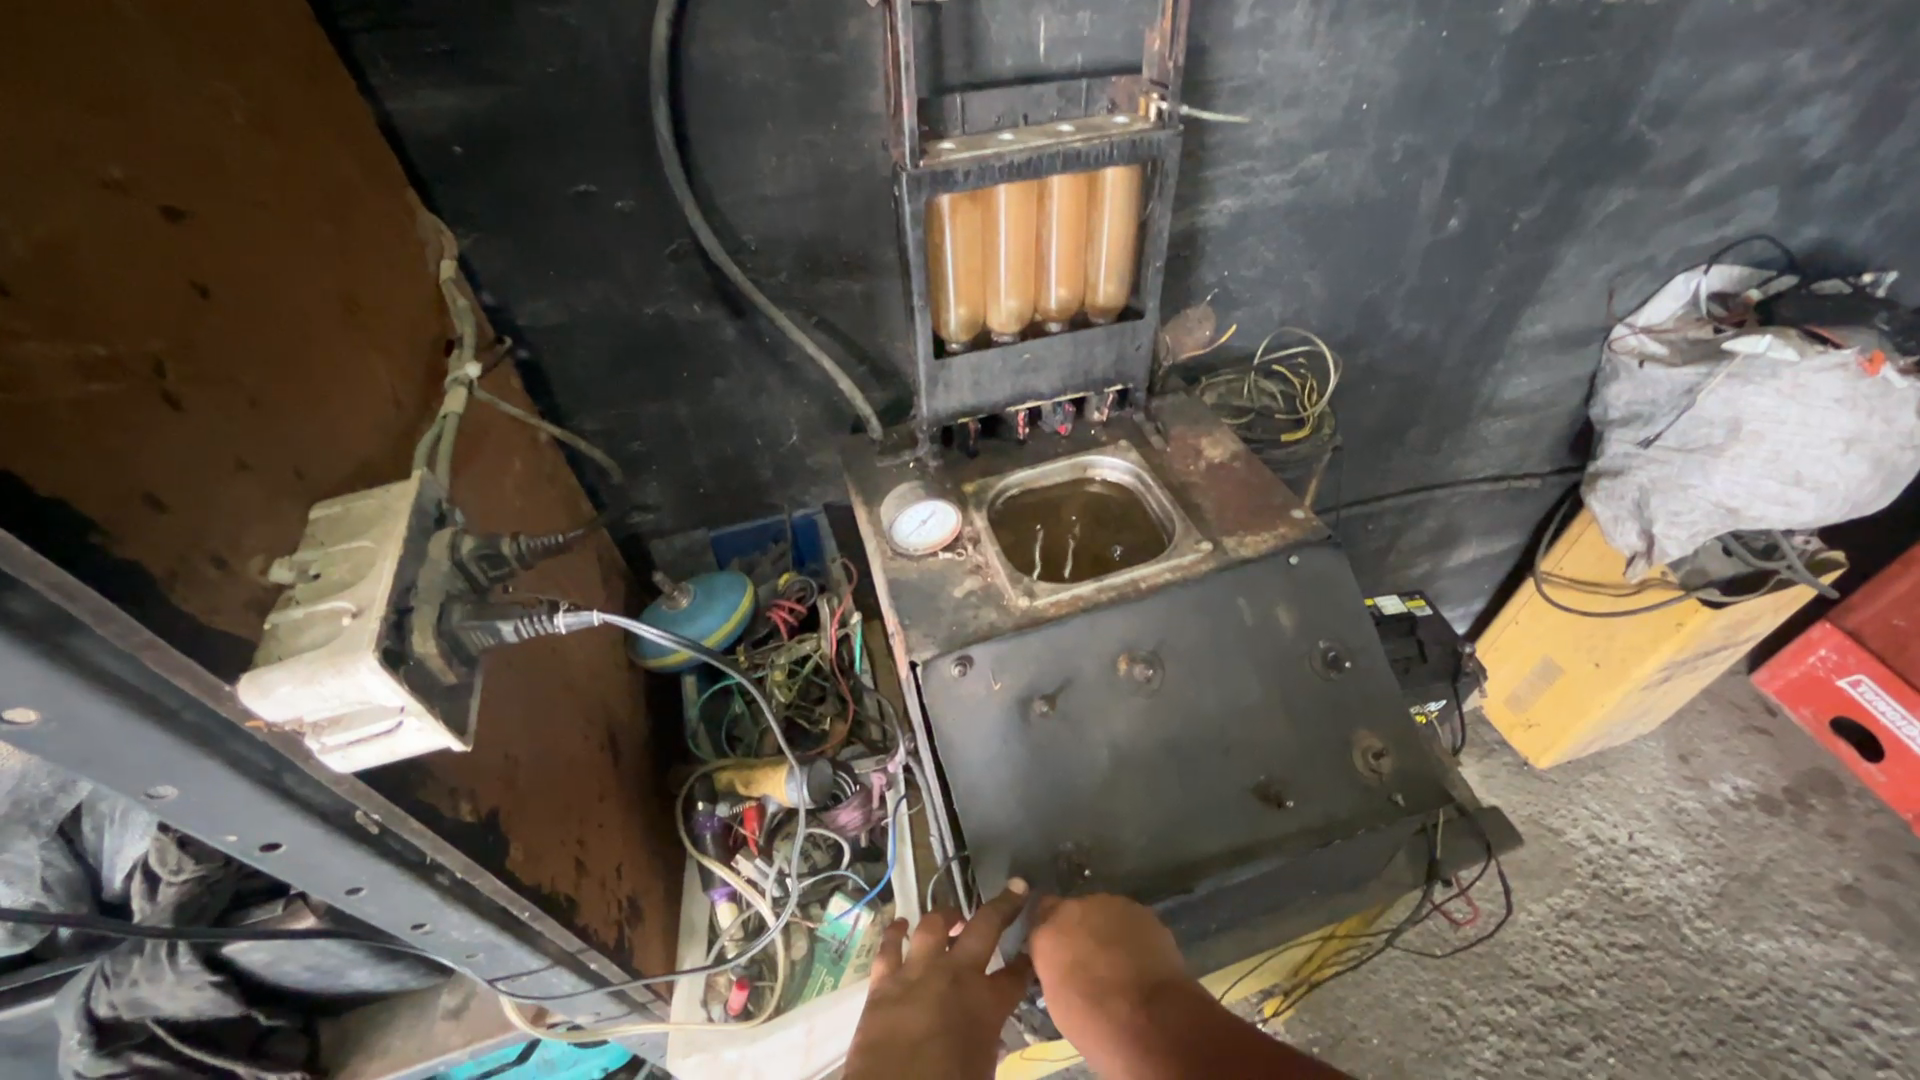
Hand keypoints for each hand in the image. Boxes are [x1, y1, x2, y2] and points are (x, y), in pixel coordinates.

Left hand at [844, 880, 1033, 1079]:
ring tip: (952, 916)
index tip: (1031, 951)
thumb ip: (987, 1044)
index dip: (1026, 962)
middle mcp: (956, 975)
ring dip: (945, 916)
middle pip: (984, 927)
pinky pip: (889, 947)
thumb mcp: (982, 1069)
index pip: (1016, 974)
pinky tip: (900, 925)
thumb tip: (989, 1038)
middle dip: (1003, 906)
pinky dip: (895, 932)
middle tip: (1014, 890)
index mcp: (987, 1003)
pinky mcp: (884, 981)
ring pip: (933, 925)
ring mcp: (917, 972)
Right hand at [1028, 894, 1189, 1036]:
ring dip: (1105, 929)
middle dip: (1078, 930)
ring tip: (1119, 960)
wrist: (1151, 1022)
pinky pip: (1128, 919)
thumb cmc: (1095, 1023)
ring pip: (1101, 912)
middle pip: (1071, 911)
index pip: (1039, 919)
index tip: (1058, 952)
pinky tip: (1140, 959)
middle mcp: (1073, 909)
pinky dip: (1130, 934)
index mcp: (1046, 933)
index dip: (1051, 934)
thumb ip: (1054, 966)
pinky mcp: (1141, 911)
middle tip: (1091, 959)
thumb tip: (1062, 961)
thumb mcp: (1056, 999)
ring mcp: (1109, 905)